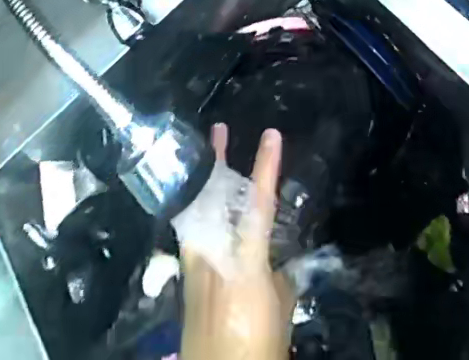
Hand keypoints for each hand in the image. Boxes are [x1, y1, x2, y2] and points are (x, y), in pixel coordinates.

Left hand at [180, 125, 293, 359]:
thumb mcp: (281, 314)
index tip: (271, 134)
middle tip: (218, 130)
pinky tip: (200, 207)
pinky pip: (192, 234)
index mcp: (245, 262)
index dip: (265, 166)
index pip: (258, 204)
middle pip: (214, 198)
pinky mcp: (187, 280)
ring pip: (198, 211)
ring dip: (205, 183)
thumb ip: (280, 282)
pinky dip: (198, 213)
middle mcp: (215, 256)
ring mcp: (196, 266)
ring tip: (208, 159)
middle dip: (216, 163)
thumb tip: (279, 265)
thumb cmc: (259, 349)